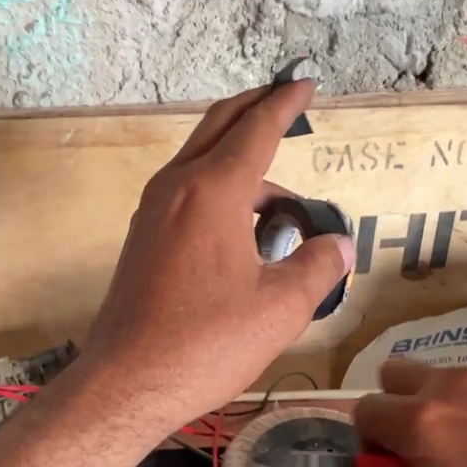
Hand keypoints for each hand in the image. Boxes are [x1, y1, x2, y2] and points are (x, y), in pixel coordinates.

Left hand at [76, 81, 355, 430]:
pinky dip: (219, 189)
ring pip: (201, 161)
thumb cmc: (207, 343)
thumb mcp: (281, 308)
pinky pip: (187, 192)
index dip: (285, 104)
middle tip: (286, 104)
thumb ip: (319, 267)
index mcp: (213, 191)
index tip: (304, 84)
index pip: (257, 129)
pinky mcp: (142, 238)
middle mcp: (176, 187)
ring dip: (240, 161)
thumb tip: (340, 246)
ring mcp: (152, 212)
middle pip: (219, 126)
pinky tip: (242, 229)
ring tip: (282, 206)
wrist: (126, 382)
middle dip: (255, 109)